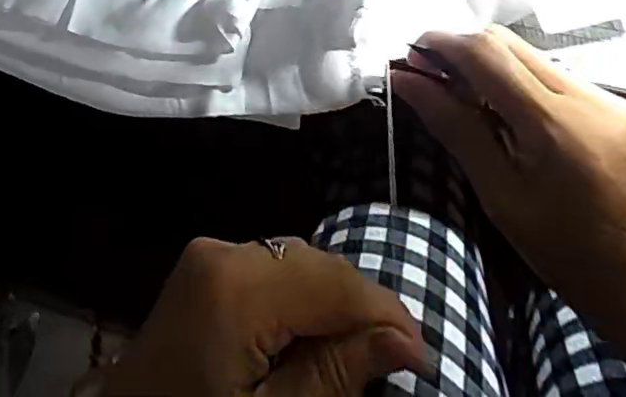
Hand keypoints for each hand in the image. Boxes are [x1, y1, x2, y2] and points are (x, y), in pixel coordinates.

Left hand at [102, 236, 425, 396]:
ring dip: (328, 302)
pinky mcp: (203, 267)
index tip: (421, 354)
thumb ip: (336, 373)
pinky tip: (307, 338)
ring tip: (354, 352)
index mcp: (234, 286)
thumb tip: (406, 341)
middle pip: (314, 266)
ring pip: (295, 263)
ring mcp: (208, 255)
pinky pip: (269, 270)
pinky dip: (296, 299)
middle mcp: (221, 251)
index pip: (331, 280)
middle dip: (357, 307)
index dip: (383, 311)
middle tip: (393, 359)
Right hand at [392, 27, 625, 396]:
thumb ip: (456, 128)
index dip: (441, 43)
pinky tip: (525, 124)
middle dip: (466, 50)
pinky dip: (533, 88)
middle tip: (435, 78)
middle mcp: (592, 99)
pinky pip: (569, 81)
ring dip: (499, 69)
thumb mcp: (504, 200)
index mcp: (557, 127)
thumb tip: (408, 81)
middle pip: (511, 44)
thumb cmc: (580, 266)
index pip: (486, 52)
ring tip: (475, 104)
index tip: (413, 54)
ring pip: (539, 59)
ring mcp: (621, 103)